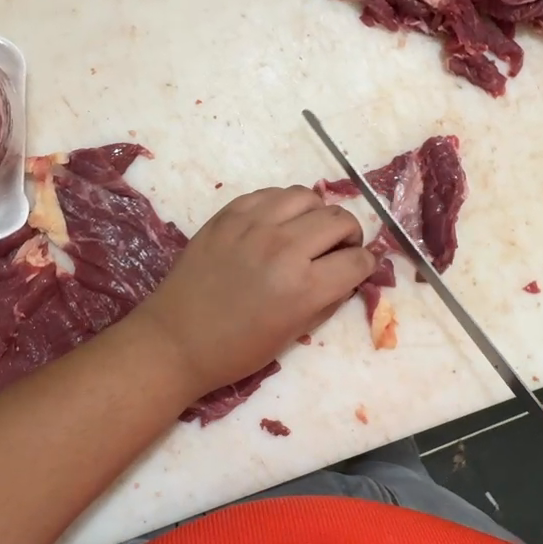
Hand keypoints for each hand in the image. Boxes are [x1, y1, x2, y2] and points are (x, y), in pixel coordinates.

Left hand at [131, 187, 375, 395]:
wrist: (176, 339)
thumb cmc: (237, 349)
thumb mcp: (293, 333)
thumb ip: (328, 298)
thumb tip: (348, 272)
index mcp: (304, 287)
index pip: (357, 260)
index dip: (365, 264)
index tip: (359, 267)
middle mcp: (284, 248)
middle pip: (339, 219)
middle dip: (349, 235)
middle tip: (338, 249)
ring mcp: (254, 225)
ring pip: (307, 197)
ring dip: (317, 214)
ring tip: (307, 231)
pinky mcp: (229, 214)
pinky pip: (271, 194)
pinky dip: (283, 206)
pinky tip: (277, 223)